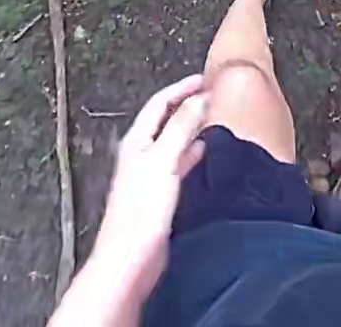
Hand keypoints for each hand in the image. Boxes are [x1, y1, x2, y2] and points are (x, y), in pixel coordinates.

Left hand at [86, 74, 211, 299]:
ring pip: (172, 137)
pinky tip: (202, 152)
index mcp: (137, 139)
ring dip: (190, 124)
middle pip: (165, 117)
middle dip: (187, 102)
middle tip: (209, 93)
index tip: (204, 79)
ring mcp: (149, 172)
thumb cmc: (139, 214)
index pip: (160, 101)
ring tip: (210, 116)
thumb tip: (200, 97)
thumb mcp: (164, 159)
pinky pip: (177, 160)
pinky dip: (191, 150)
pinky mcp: (158, 192)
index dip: (182, 87)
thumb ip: (182, 125)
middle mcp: (141, 152)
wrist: (129, 262)